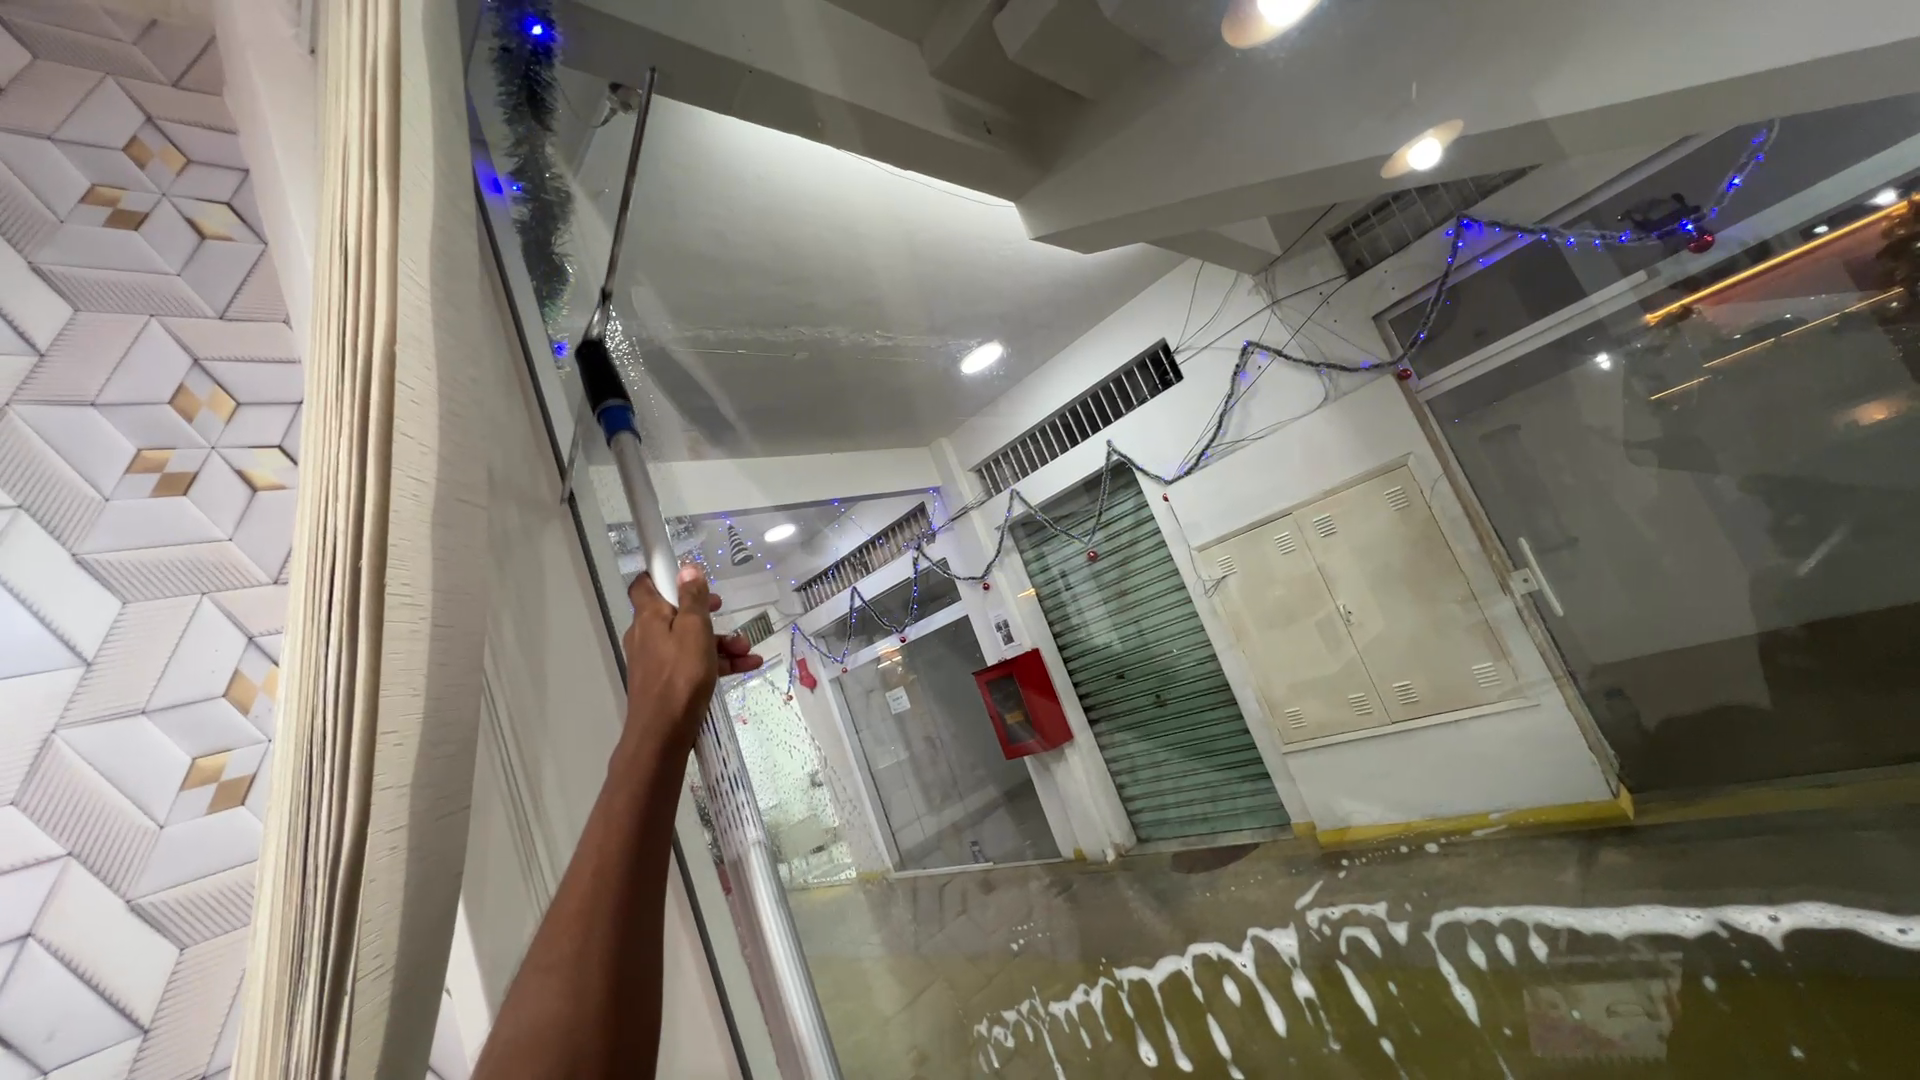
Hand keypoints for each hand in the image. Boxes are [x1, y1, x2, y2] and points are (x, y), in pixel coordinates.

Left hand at [622, 565, 763, 750]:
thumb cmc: (680, 675)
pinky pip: (695, 663)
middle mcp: (648, 635)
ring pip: (690, 640)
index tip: (688, 576)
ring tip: (747, 648)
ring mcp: (657, 660)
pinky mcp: (668, 681)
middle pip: (676, 613)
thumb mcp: (694, 630)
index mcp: (649, 617)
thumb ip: (692, 599)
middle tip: (723, 610)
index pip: (644, 585)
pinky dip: (718, 662)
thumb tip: (687, 568)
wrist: (664, 732)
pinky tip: (747, 665)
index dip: (664, 576)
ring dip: (720, 640)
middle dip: (706, 612)